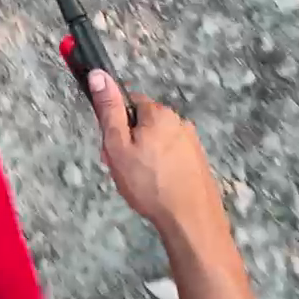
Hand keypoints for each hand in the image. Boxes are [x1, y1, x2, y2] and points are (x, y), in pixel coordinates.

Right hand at [89, 71, 264, 298]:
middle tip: (123, 168)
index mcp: (159, 113)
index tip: (112, 146)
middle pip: (143, 122)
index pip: (128, 102)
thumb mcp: (118, 145)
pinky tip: (157, 187)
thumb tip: (98, 72)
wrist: (192, 225)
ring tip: (140, 182)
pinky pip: (172, 156)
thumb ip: (108, 109)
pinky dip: (162, 167)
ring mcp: (192, 143)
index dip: (115, 123)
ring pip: (157, 141)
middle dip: (130, 141)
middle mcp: (179, 121)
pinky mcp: (200, 163)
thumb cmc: (150, 184)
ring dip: (145, 155)